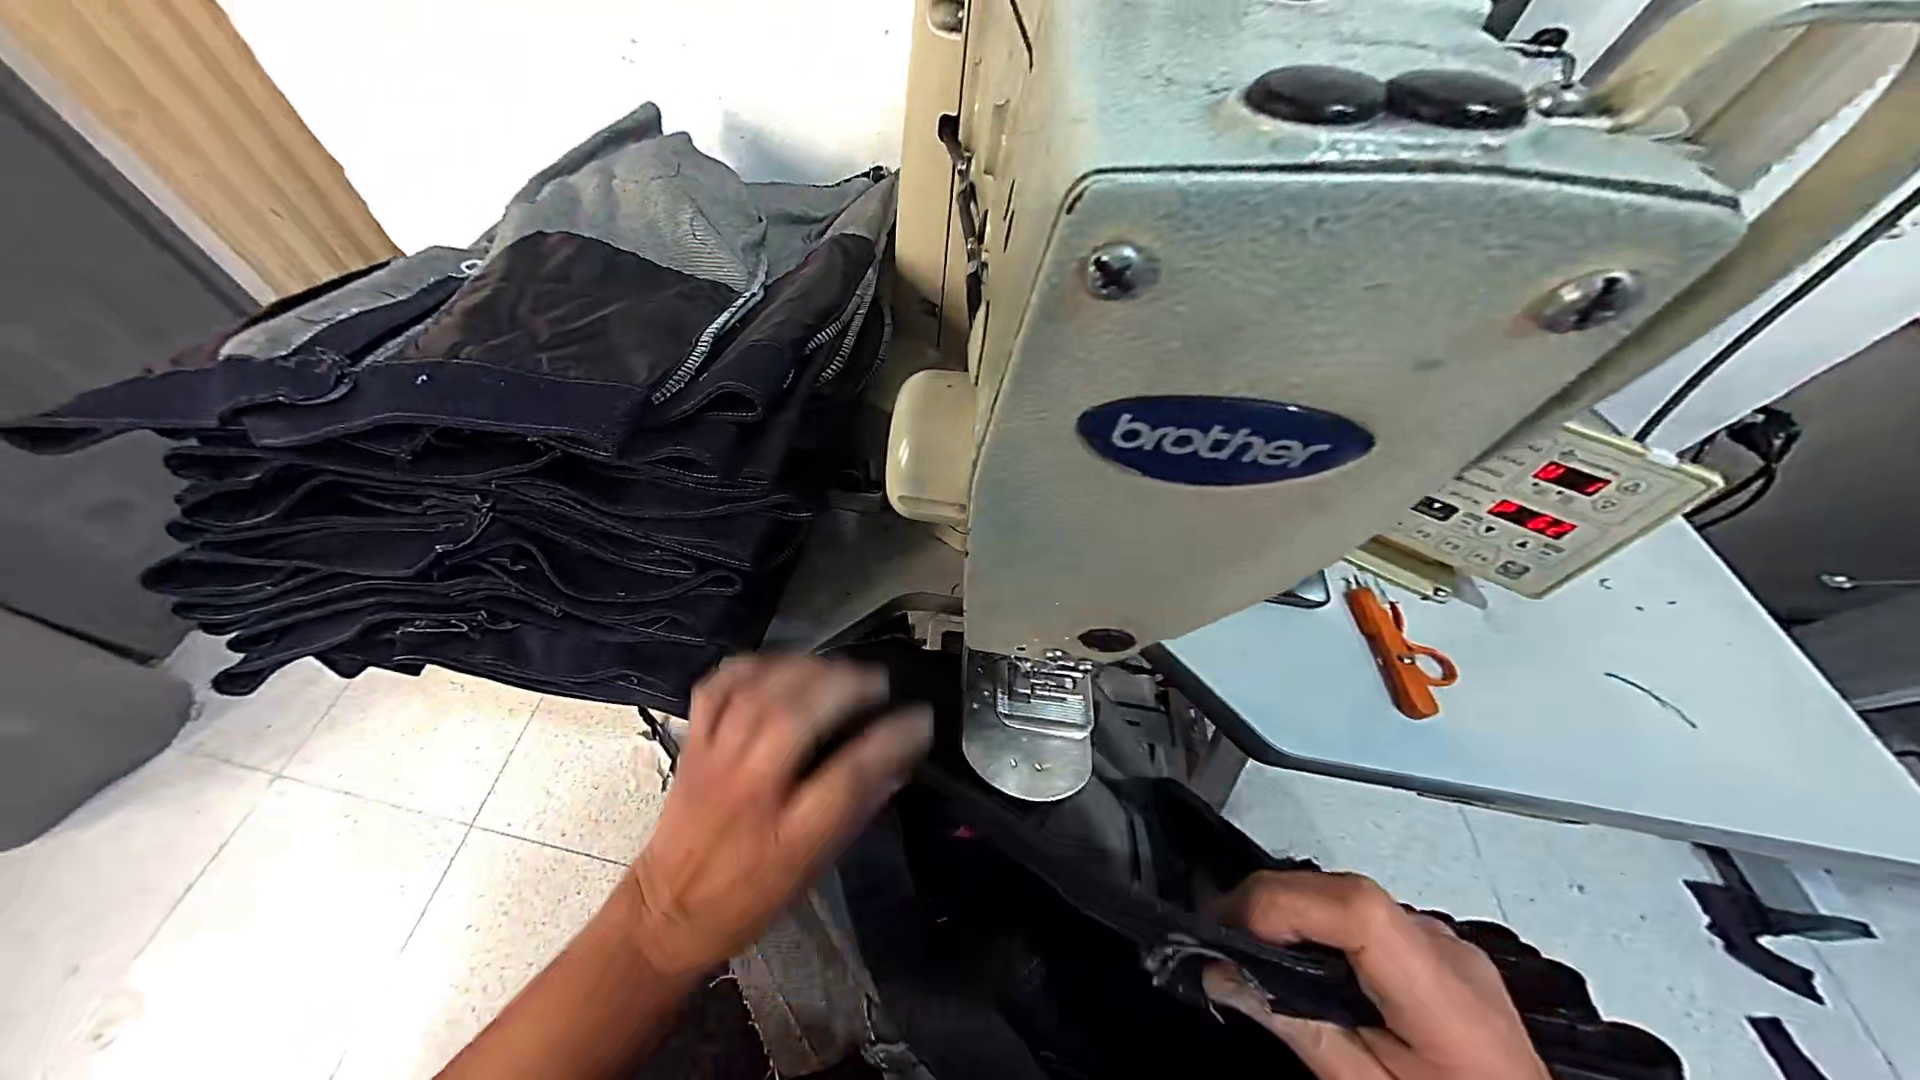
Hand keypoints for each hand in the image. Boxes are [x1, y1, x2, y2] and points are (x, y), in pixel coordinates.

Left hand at [623, 656, 931, 977]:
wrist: (667, 911)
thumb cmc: (752, 897)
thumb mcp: (815, 868)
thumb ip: (856, 811)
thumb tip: (898, 762)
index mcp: (786, 834)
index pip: (847, 776)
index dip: (890, 740)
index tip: (919, 718)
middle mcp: (748, 790)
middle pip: (794, 720)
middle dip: (844, 687)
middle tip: (876, 680)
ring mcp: (714, 761)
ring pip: (756, 695)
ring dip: (804, 669)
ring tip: (837, 666)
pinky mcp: (692, 744)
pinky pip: (717, 688)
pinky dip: (750, 665)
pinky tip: (781, 663)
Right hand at [1203, 871, 1548, 1079]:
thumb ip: (1297, 1027)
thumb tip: (1221, 971)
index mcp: (1444, 1000)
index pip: (1358, 909)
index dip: (1284, 903)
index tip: (1233, 931)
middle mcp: (1448, 953)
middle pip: (1342, 891)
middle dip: (1269, 900)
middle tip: (1217, 932)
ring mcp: (1447, 944)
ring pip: (1346, 894)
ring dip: (1289, 907)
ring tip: (1247, 942)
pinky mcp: (1437, 949)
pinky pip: (1362, 915)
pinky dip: (1316, 922)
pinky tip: (1297, 956)